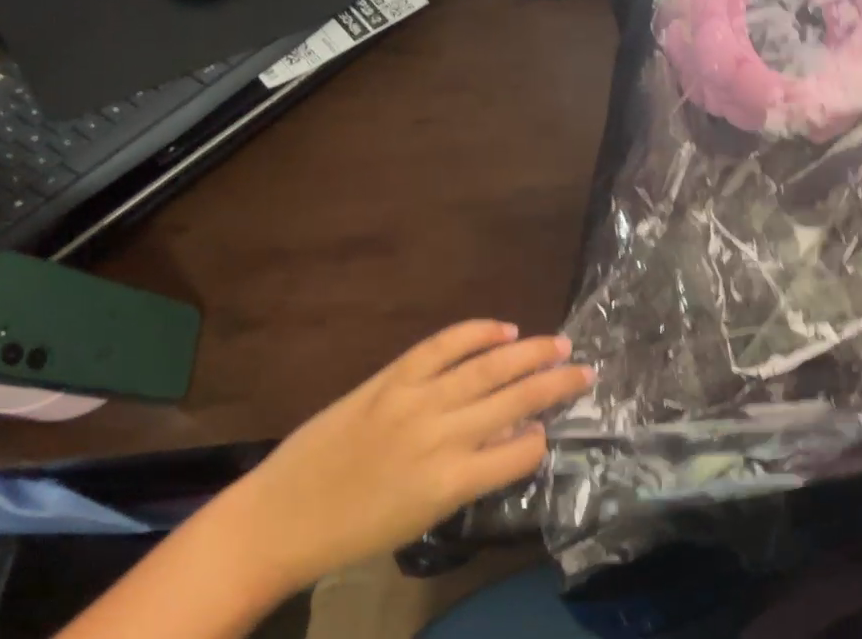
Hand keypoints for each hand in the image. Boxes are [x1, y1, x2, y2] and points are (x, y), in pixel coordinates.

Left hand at [216, 322, 593, 592]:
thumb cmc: (353, 533)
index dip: (541, 439)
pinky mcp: (388, 381)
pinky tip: (503, 328)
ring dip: (531, 352)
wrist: (274, 522)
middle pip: (518, 400)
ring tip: (559, 343)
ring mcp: (415, 402)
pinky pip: (442, 347)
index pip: (523, 450)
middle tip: (587, 371)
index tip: (547, 433)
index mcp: (452, 482)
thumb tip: (512, 435)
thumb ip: (473, 474)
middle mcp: (442, 436)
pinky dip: (476, 333)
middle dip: (559, 384)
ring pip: (490, 367)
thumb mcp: (424, 517)